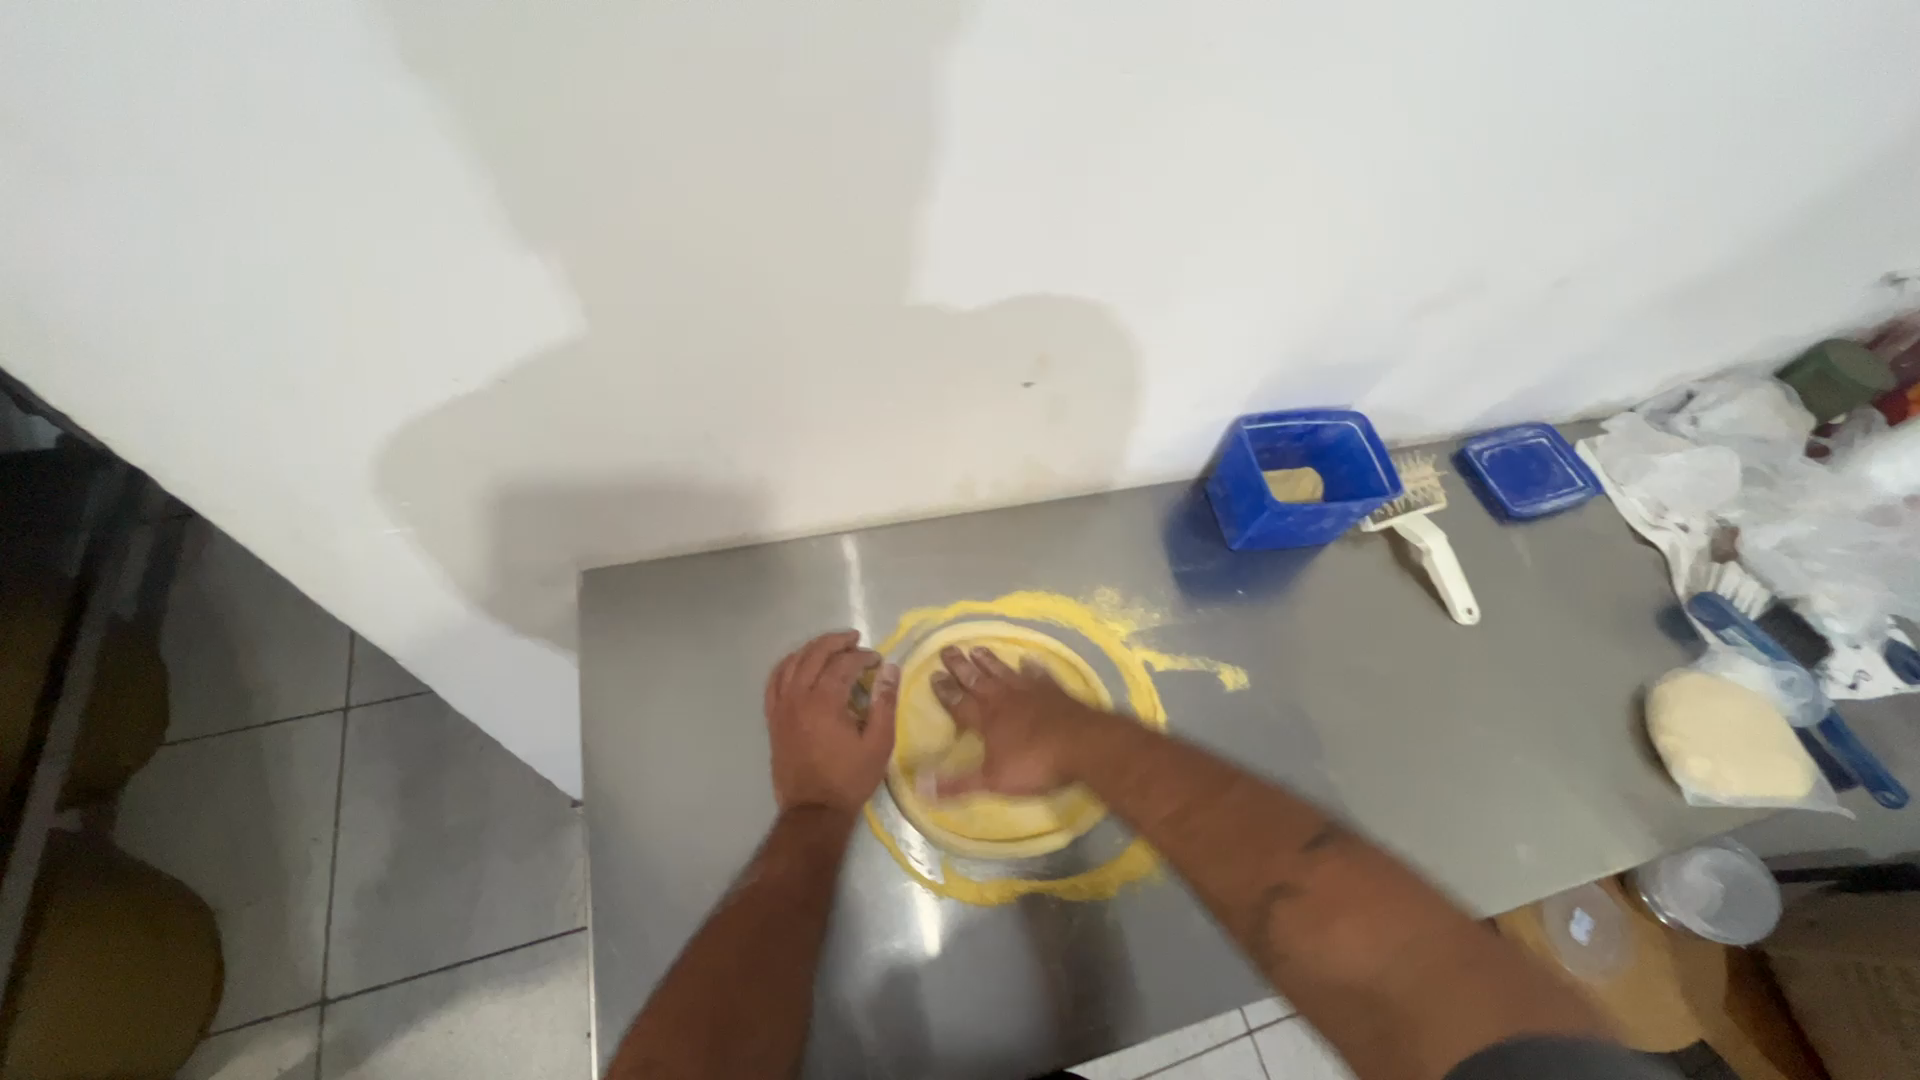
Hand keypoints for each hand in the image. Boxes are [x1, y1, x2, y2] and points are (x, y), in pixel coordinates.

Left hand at [765, 630, 899, 816]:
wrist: (813, 810)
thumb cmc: (849, 778)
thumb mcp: (878, 743)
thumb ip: (884, 702)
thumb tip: (890, 669)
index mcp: (825, 702)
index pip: (844, 663)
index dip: (863, 657)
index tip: (878, 661)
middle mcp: (799, 697)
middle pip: (815, 654)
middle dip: (837, 642)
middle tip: (855, 641)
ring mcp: (781, 707)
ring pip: (792, 662)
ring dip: (813, 649)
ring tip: (831, 647)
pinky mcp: (773, 718)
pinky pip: (774, 681)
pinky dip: (787, 665)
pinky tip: (799, 663)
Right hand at [928, 645, 1103, 798]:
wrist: (1084, 745)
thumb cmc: (1035, 764)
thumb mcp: (992, 781)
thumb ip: (957, 784)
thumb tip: (920, 786)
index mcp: (986, 719)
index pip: (959, 703)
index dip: (945, 691)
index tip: (932, 675)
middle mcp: (1005, 699)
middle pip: (978, 679)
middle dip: (961, 666)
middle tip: (947, 649)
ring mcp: (1032, 691)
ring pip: (1005, 672)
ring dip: (990, 661)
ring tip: (978, 648)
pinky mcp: (1056, 692)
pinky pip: (1041, 675)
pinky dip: (1033, 667)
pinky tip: (1029, 659)